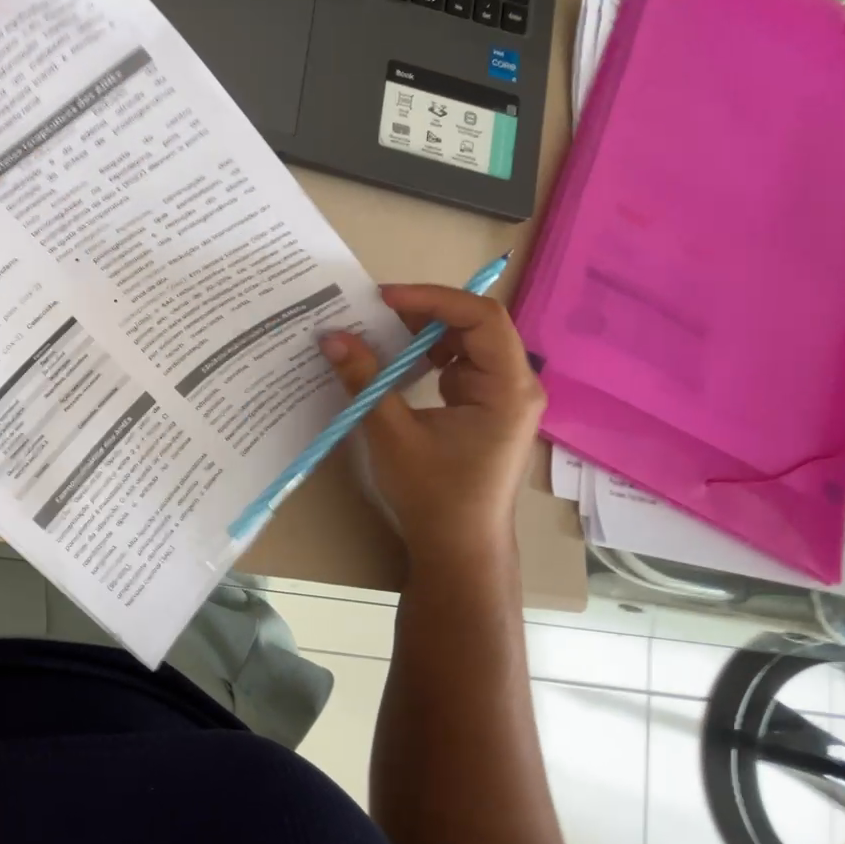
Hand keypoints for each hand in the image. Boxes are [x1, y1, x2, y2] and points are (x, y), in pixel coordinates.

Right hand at [320, 285, 546, 563]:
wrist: (457, 545)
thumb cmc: (433, 492)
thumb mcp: (391, 433)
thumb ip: (364, 380)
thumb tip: (331, 337)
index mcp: (507, 387)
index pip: (482, 319)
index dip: (433, 299)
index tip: (382, 298)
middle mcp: (513, 384)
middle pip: (474, 326)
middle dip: (422, 312)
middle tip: (370, 310)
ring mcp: (498, 396)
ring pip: (463, 344)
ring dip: (420, 334)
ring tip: (374, 330)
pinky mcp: (481, 409)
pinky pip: (455, 366)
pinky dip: (423, 357)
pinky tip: (390, 361)